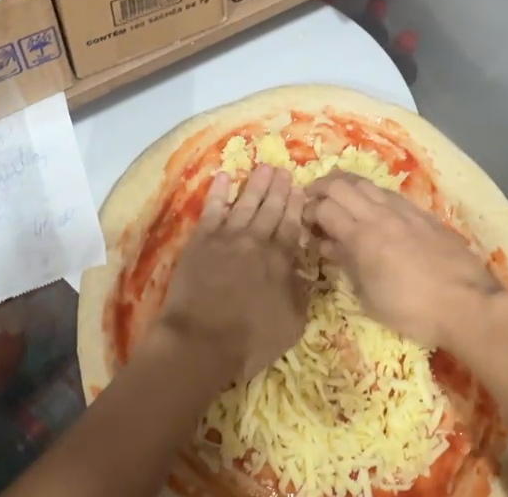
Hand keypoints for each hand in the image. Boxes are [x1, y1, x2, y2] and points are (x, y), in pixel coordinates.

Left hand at [156, 164, 308, 382]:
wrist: (202, 341)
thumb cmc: (250, 341)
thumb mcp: (292, 324)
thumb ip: (300, 293)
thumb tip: (305, 272)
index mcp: (281, 260)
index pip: (292, 226)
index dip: (297, 206)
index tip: (301, 188)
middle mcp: (257, 241)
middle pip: (271, 208)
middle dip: (279, 188)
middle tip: (284, 169)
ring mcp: (227, 237)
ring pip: (245, 203)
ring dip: (255, 184)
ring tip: (264, 167)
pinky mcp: (201, 240)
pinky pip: (212, 208)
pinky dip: (218, 191)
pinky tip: (223, 176)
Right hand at [304, 171, 506, 349]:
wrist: (468, 304)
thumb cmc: (414, 311)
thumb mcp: (370, 298)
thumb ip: (347, 264)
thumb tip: (327, 245)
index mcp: (362, 237)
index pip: (324, 208)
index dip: (308, 211)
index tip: (303, 222)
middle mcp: (379, 215)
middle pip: (341, 185)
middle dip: (320, 188)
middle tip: (311, 199)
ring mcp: (403, 210)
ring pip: (365, 183)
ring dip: (345, 184)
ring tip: (337, 195)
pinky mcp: (422, 213)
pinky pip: (388, 192)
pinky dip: (370, 193)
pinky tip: (370, 205)